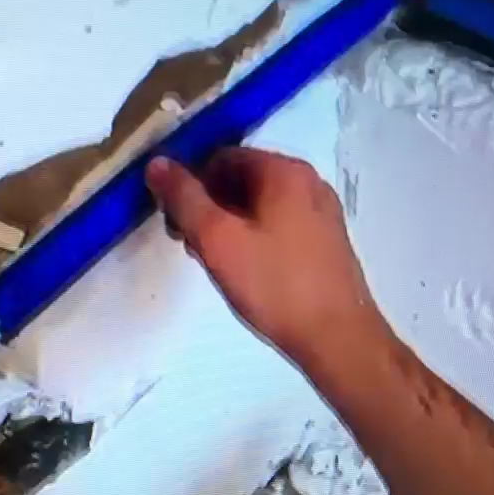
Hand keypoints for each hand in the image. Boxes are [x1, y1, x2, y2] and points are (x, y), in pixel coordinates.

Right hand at [145, 148, 391, 376]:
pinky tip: (243, 269)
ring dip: (226, 223)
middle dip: (206, 205)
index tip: (175, 221)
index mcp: (284, 171)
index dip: (189, 185)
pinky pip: (276, 223)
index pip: (221, 157)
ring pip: (256, 203)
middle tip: (191, 244)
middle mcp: (307, 181)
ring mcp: (319, 211)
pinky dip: (251, 236)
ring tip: (214, 261)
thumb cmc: (274, 285)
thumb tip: (157, 163)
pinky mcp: (324, 239)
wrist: (336, 338)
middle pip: (239, 178)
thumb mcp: (217, 239)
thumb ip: (184, 198)